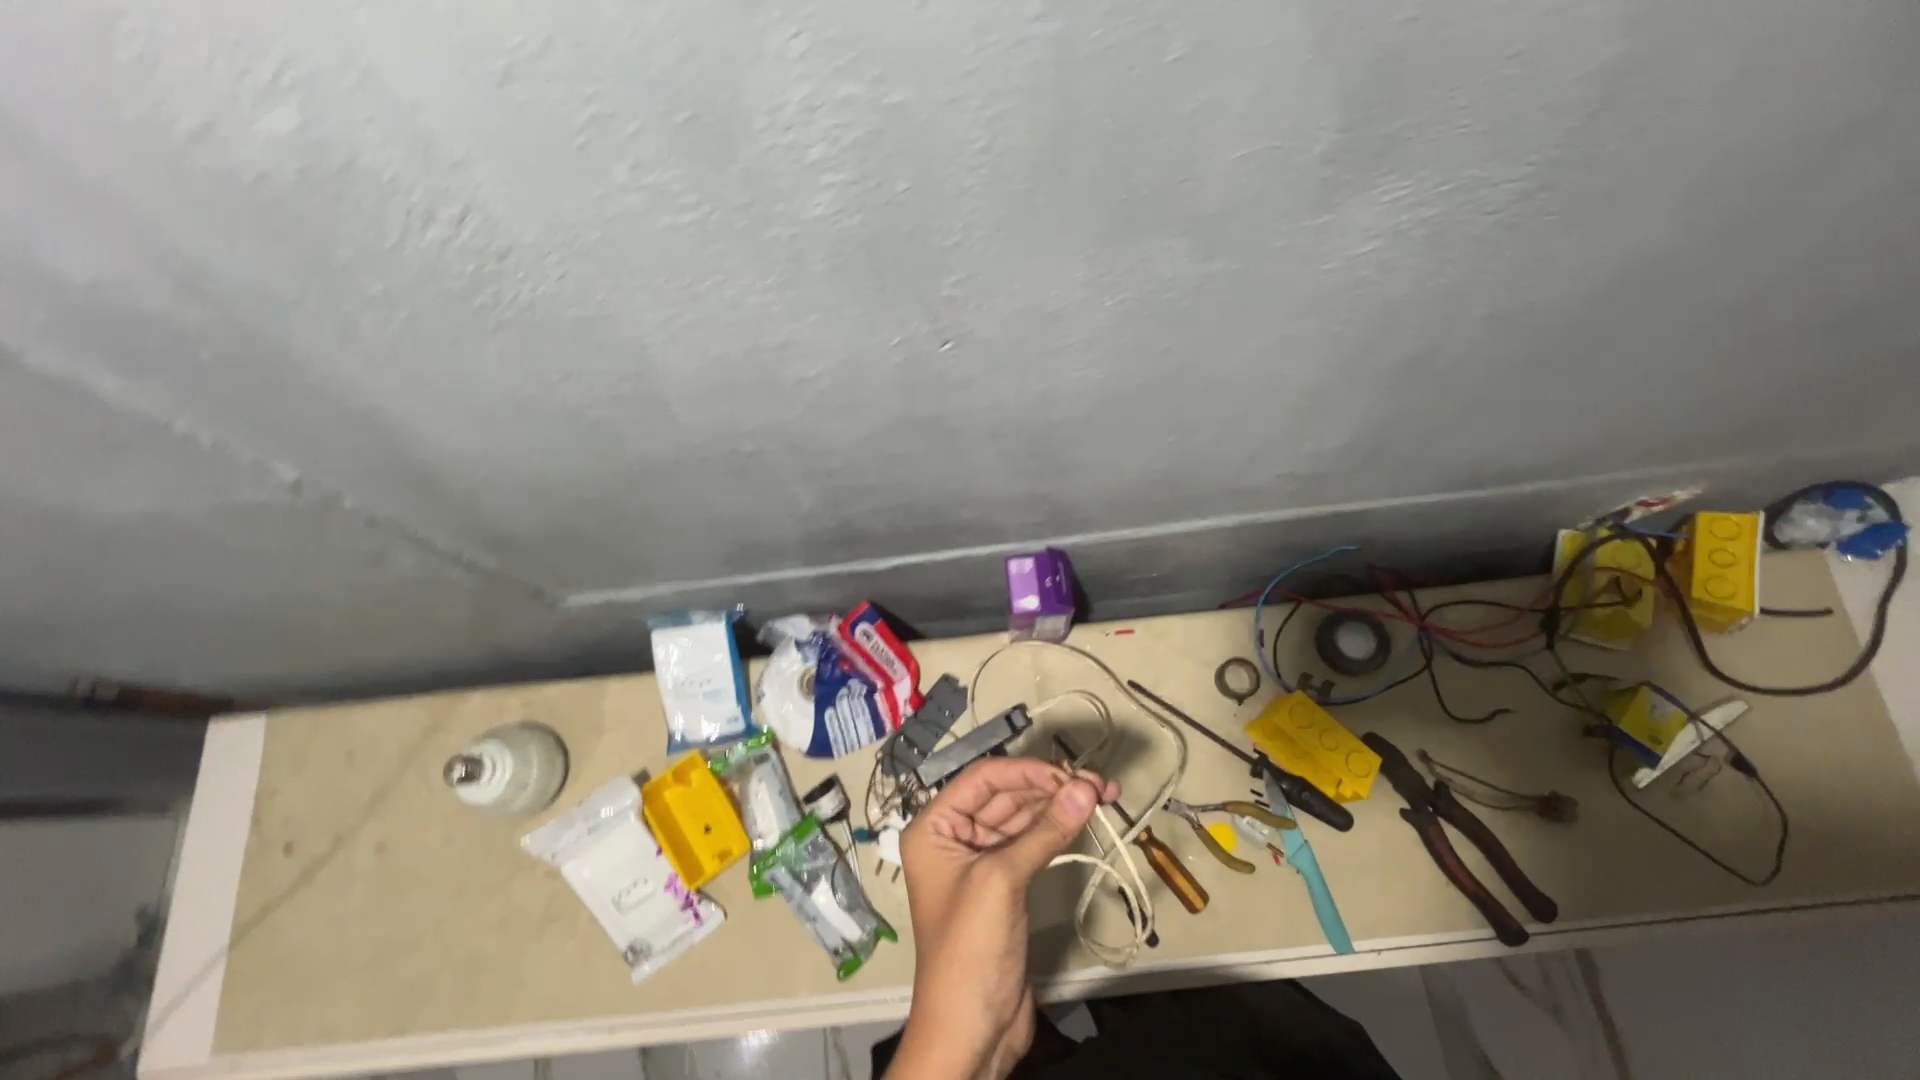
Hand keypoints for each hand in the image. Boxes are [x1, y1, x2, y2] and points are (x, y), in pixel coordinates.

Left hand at [887, 757, 1118, 1079]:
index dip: (1028, 771)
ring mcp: (981, 862)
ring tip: (1103, 796)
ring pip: (1023, 818)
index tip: (1072, 775)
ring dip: (1059, 806)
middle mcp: (954, 838)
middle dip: (1051, 786)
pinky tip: (1082, 819)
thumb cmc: (969, 949)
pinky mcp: (1006, 885)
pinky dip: (1057, 831)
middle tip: (1100, 785)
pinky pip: (1032, 844)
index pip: (983, 779)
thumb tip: (1086, 787)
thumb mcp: (1002, 881)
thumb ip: (1044, 831)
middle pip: (1005, 795)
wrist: (971, 1029)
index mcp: (934, 828)